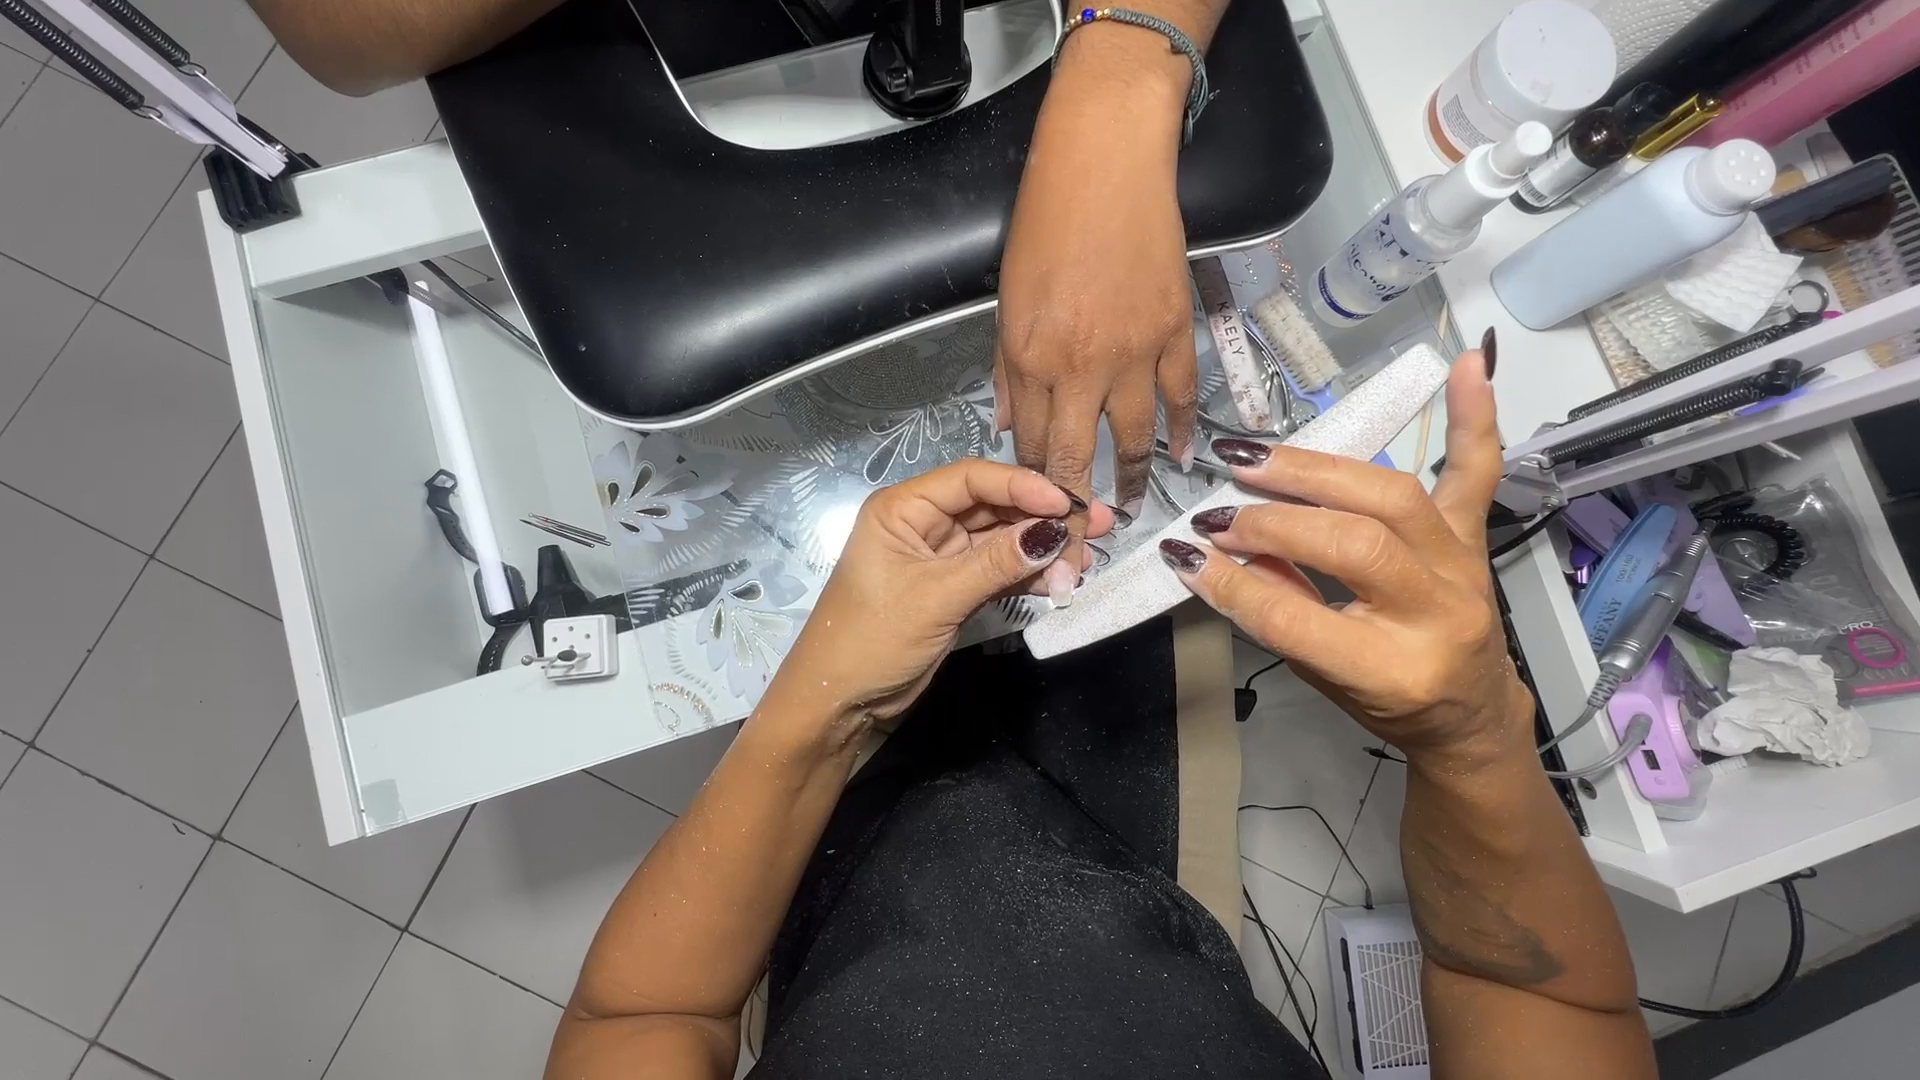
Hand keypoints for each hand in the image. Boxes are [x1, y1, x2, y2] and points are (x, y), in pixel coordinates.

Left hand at [773, 460, 1115, 724]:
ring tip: (1087, 560)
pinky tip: (1062, 580)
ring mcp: (941, 557)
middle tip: (1097, 525)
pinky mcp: (954, 589)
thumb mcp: (935, 597)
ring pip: (1001, 540)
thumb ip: (996, 562)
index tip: (1066, 502)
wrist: (840, 705)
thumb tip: (1055, 531)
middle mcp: (923, 523)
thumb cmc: (872, 639)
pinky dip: (1028, 575)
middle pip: (992, 506)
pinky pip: (998, 571)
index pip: (970, 478)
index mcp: (903, 508)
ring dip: (1042, 549)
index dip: (1021, 484)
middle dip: (1042, 517)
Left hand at [995, 25, 1199, 523]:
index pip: (1032, 444)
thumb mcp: (1007, 302)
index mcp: (1031, 360)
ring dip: (1132, 480)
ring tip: (1132, 510)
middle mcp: (1081, 369)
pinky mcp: (1175, 334)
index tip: (1040, 513)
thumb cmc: (1045, 226)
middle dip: (1077, 509)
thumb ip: (1009, 373)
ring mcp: (1133, 354)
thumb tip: (1009, 427)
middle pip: (1078, 459)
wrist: (1106, 165)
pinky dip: (1181, 431)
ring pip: (1133, 438)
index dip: (1035, 486)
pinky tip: (1183, 458)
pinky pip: (1179, 397)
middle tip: (1081, 543)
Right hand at [1162, 348, 1533, 769]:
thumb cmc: (1387, 704)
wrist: (1470, 714)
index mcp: (1392, 670)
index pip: (1294, 618)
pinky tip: (1469, 366)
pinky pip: (1478, 475)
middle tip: (1217, 514)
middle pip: (1351, 546)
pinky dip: (1474, 419)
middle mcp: (1437, 614)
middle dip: (1272, 523)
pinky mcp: (1473, 538)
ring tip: (1254, 459)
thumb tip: (1223, 552)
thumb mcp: (1319, 676)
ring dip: (1315, 472)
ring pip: (1392, 498)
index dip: (1231, 582)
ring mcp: (1462, 567)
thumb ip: (1279, 611)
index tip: (1183, 554)